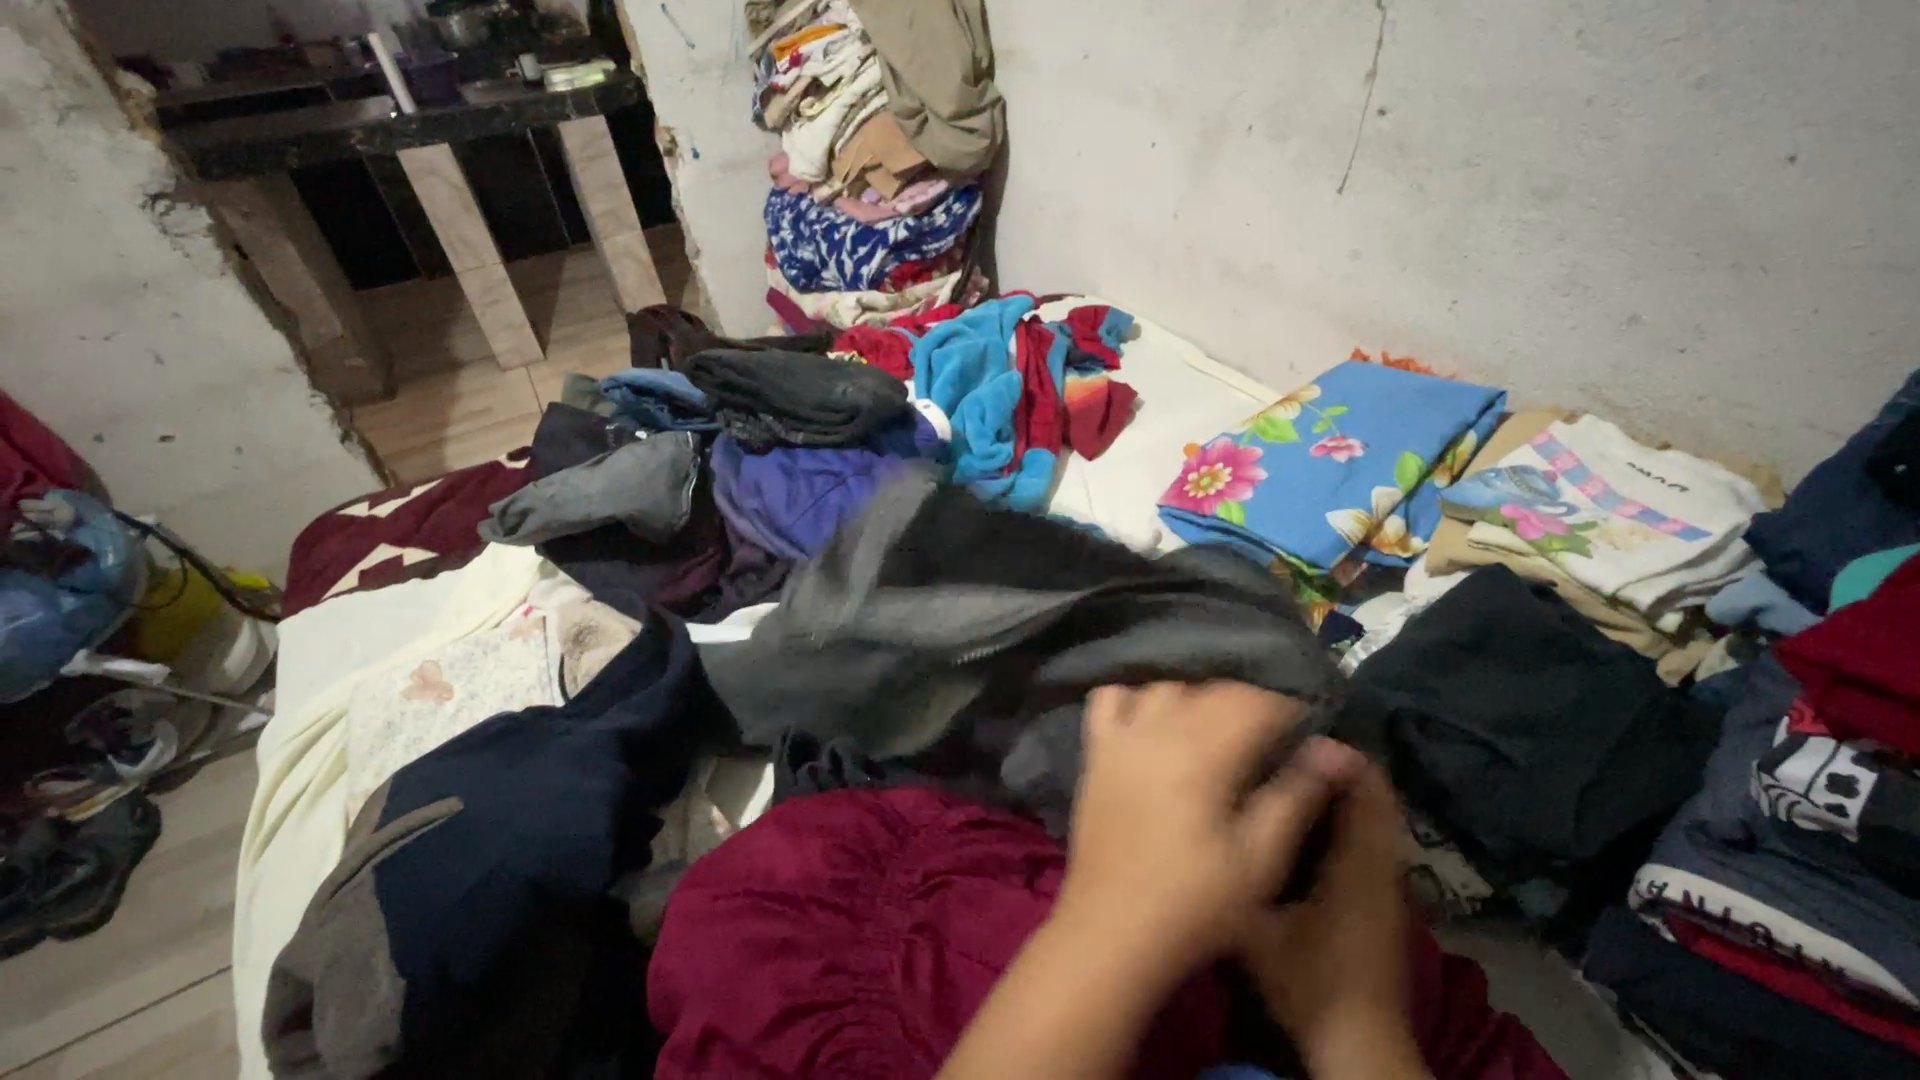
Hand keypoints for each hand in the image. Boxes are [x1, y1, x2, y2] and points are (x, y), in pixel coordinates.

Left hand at [1053, 681, 1367, 978]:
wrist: (1113, 930)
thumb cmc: (1196, 903)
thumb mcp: (1261, 860)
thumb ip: (1296, 795)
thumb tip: (1335, 747)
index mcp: (1202, 754)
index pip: (1254, 702)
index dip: (1288, 709)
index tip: (1308, 731)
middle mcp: (1157, 731)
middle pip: (1211, 690)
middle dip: (1249, 704)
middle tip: (1272, 737)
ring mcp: (1120, 738)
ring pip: (1164, 688)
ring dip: (1197, 697)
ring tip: (1219, 731)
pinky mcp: (1095, 752)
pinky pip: (1109, 699)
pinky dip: (1135, 698)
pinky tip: (1153, 722)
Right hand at [1236, 762, 1428, 1079]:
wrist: (1357, 1041)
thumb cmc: (1309, 981)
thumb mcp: (1258, 929)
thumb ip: (1238, 874)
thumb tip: (1206, 825)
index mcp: (1359, 864)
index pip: (1365, 788)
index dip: (1335, 752)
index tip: (1287, 730)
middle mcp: (1381, 864)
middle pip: (1374, 794)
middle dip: (1336, 762)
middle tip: (1281, 742)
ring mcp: (1385, 882)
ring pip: (1374, 815)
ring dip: (1341, 787)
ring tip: (1286, 768)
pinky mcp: (1379, 897)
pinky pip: (1369, 835)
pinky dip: (1345, 813)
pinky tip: (1302, 815)